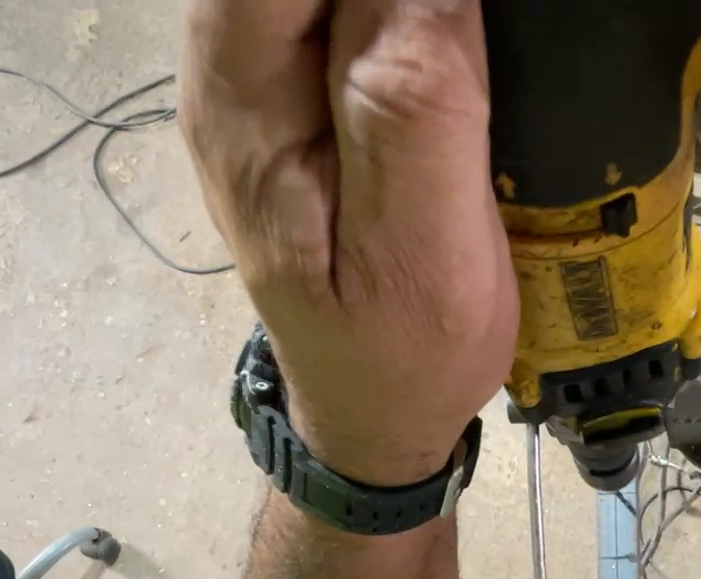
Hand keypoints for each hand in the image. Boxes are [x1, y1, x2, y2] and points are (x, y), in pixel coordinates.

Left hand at [180, 0, 517, 486]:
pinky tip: (443, 45)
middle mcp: (228, 71)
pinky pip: (333, 15)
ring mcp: (260, 87)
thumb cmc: (406, 355)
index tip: (463, 24)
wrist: (374, 414)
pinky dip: (396, 17)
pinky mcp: (300, 109)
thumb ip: (418, 105)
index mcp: (246, 102)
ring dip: (402, 9)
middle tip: (471, 43)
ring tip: (467, 45)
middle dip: (410, 1)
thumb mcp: (423, 251)